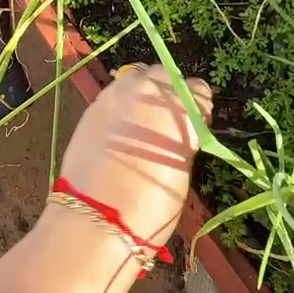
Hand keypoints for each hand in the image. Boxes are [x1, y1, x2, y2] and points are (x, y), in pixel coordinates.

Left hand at [52, 63, 212, 247]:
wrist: (97, 217)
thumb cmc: (150, 203)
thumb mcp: (181, 169)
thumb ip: (182, 138)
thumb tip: (178, 130)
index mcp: (180, 107)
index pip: (199, 90)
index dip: (199, 109)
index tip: (195, 126)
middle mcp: (150, 91)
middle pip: (166, 76)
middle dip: (171, 93)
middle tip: (168, 122)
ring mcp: (118, 93)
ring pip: (138, 76)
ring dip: (144, 91)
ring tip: (142, 120)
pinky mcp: (94, 104)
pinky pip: (116, 91)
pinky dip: (122, 102)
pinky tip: (121, 126)